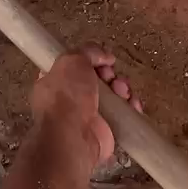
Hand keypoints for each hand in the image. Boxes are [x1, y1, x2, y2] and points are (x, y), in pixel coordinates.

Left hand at [29, 45, 141, 173]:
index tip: (102, 62)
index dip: (92, 61)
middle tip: (112, 79)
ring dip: (122, 89)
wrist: (73, 136)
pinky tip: (132, 104)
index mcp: (55, 82)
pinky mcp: (106, 130)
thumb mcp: (72, 60)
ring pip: (113, 96)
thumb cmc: (66, 96)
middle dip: (110, 76)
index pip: (75, 67)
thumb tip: (106, 57)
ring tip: (122, 92)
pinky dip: (130, 107)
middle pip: (98, 80)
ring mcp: (88, 116)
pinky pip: (122, 114)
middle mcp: (70, 99)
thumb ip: (88, 51)